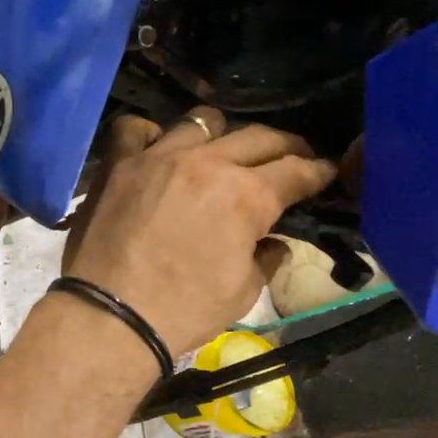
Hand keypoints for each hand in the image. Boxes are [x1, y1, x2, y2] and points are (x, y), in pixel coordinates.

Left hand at [62, 111, 335, 354]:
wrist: (111, 314)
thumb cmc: (184, 309)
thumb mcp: (244, 290)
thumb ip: (265, 256)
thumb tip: (274, 241)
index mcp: (245, 195)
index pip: (296, 171)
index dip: (318, 171)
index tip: (326, 171)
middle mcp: (205, 163)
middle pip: (257, 137)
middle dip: (284, 145)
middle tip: (292, 156)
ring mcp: (157, 157)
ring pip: (199, 123)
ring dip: (219, 135)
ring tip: (223, 150)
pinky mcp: (117, 164)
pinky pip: (133, 129)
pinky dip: (148, 133)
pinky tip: (156, 147)